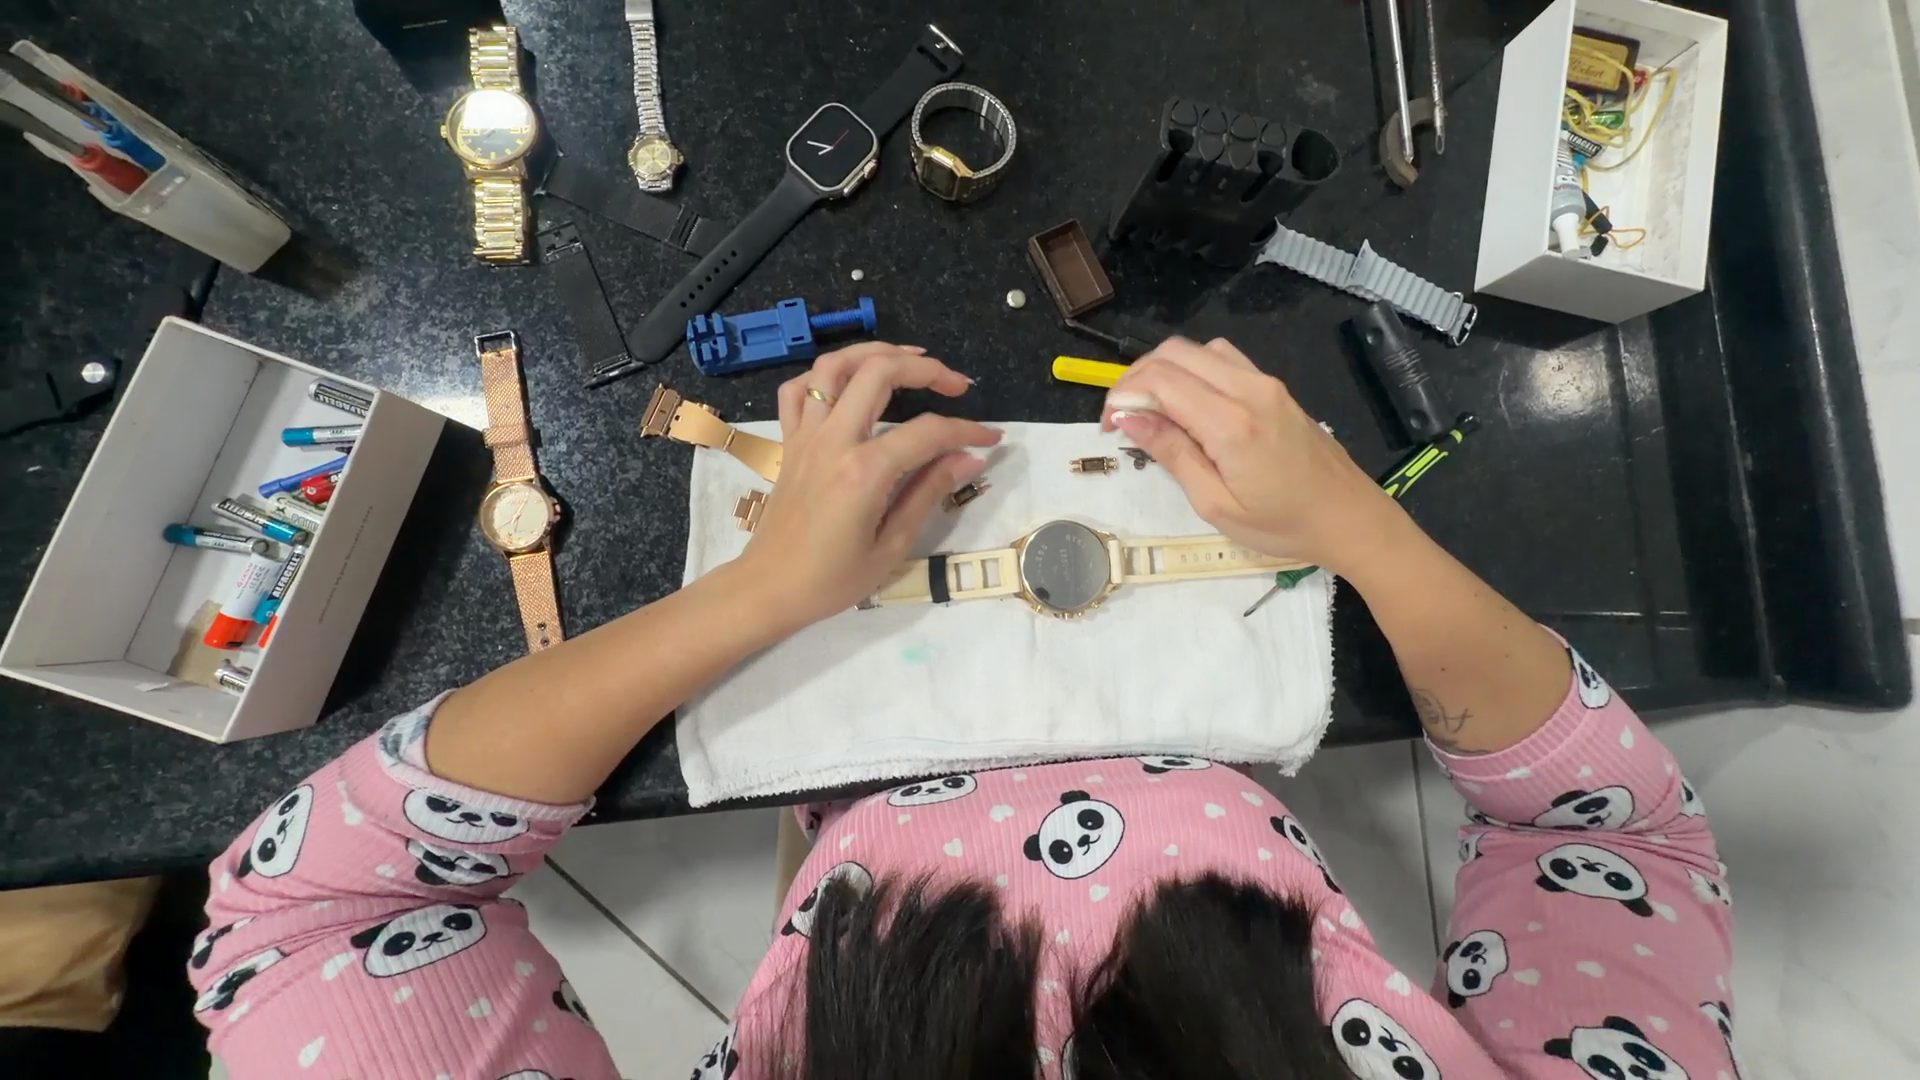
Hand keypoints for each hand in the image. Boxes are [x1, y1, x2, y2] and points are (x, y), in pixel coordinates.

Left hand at [736, 342, 999, 631]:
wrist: (769, 589)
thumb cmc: (832, 579)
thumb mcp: (892, 546)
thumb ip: (930, 493)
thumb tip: (969, 459)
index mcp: (864, 471)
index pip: (928, 433)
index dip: (967, 430)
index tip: (991, 438)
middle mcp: (834, 441)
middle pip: (880, 373)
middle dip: (926, 369)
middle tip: (956, 384)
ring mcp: (806, 436)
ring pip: (835, 367)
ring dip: (875, 353)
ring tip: (909, 359)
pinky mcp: (789, 442)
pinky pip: (799, 390)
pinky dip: (825, 376)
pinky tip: (850, 382)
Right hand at [1101, 336, 1398, 572]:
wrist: (1349, 518)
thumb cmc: (1281, 525)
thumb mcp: (1216, 504)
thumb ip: (1172, 454)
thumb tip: (1128, 418)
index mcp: (1232, 423)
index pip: (1160, 381)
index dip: (1122, 395)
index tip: (1109, 428)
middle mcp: (1248, 389)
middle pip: (1174, 353)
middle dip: (1136, 378)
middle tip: (1123, 418)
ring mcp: (1265, 383)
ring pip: (1197, 349)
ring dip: (1163, 371)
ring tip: (1150, 411)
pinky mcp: (1273, 387)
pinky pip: (1221, 358)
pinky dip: (1190, 370)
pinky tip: (1185, 404)